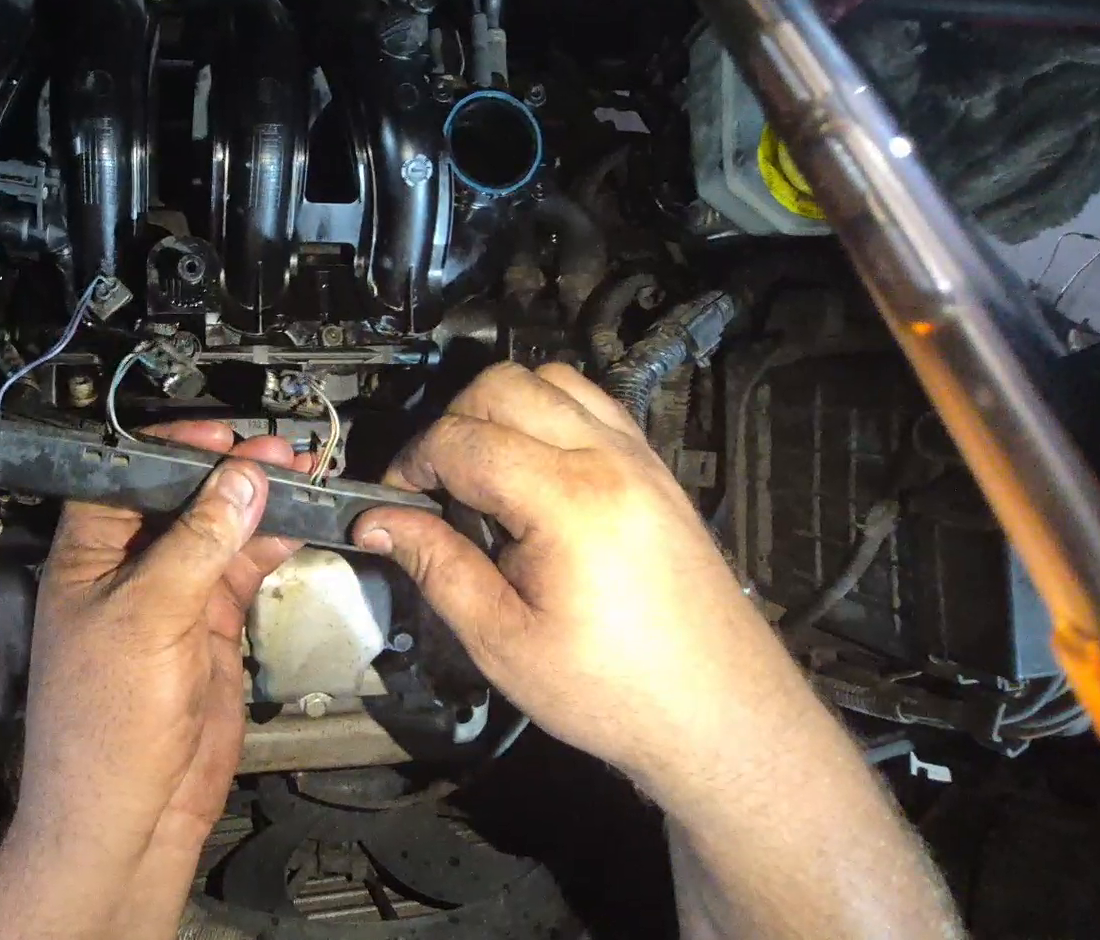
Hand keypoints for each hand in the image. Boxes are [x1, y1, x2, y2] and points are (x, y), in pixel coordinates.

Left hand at [0, 422, 304, 939]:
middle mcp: (131, 566)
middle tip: (278, 453)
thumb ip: (198, 543)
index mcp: (90, 553)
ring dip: (257, 504)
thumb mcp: (148, 616)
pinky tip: (296, 523)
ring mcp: (174, 595)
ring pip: (219, 532)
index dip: (175, 449)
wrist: (132, 816)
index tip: (223, 435)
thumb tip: (240, 479)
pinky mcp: (210, 625)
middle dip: (228, 473)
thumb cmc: (106, 719)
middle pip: (183, 500)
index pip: (129, 476)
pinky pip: (241, 571)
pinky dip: (269, 545)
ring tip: (301, 475)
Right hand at [351, 363, 959, 938]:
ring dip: (496, 409)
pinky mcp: (655, 468)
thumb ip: (434, 565)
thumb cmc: (613, 691)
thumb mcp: (502, 640)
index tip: (395, 504)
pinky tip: (529, 465)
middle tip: (434, 486)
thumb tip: (374, 522)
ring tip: (480, 470)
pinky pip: (588, 401)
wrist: (726, 719)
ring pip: (546, 379)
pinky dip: (543, 411)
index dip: (411, 465)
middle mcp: (608, 459)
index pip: (461, 440)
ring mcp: (639, 456)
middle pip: (500, 387)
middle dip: (449, 425)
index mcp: (569, 500)